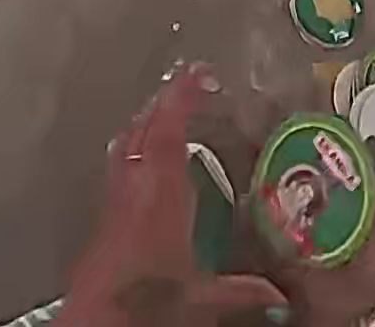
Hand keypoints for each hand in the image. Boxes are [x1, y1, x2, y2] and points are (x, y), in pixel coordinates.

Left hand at [61, 64, 286, 326]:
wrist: (96, 325)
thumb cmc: (147, 299)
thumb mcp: (200, 295)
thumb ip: (241, 288)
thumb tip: (278, 294)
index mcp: (162, 189)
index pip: (169, 127)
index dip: (182, 96)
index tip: (198, 71)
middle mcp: (135, 182)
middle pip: (146, 125)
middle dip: (166, 99)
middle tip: (189, 82)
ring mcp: (115, 194)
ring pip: (128, 139)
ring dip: (148, 118)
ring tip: (168, 107)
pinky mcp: (102, 212)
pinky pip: (119, 160)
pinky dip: (135, 143)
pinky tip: (145, 153)